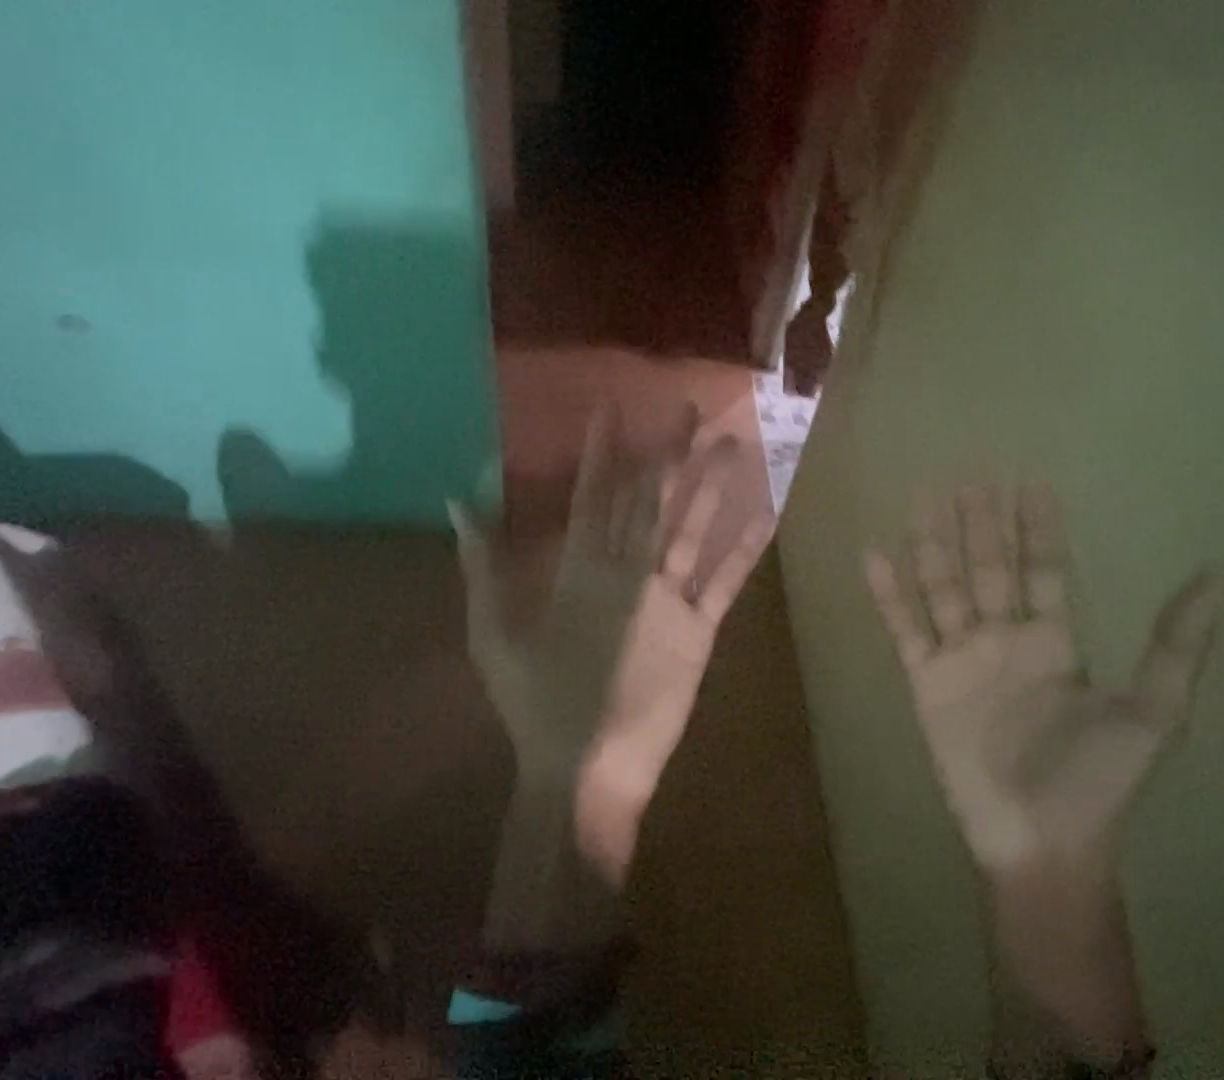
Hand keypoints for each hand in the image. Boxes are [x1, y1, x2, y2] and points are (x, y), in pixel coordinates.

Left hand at [450, 403, 771, 845]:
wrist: (584, 765)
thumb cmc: (536, 702)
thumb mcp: (494, 631)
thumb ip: (483, 566)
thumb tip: (456, 499)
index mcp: (580, 571)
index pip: (593, 497)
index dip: (600, 455)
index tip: (609, 408)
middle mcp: (626, 574)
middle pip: (651, 502)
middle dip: (668, 455)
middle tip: (691, 408)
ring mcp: (665, 600)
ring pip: (691, 531)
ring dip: (710, 490)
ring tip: (733, 446)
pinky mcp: (697, 629)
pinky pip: (724, 583)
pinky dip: (745, 552)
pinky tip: (767, 516)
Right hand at [865, 483, 1219, 874]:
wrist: (1039, 842)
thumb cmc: (1097, 781)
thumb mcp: (1153, 713)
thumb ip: (1176, 645)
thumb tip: (1218, 576)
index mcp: (1055, 642)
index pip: (1043, 570)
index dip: (1037, 529)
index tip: (1031, 482)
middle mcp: (1005, 640)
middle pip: (987, 567)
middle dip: (978, 522)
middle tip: (968, 472)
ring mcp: (962, 659)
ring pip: (943, 587)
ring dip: (932, 544)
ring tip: (920, 497)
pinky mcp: (926, 683)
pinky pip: (905, 629)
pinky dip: (889, 594)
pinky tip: (874, 554)